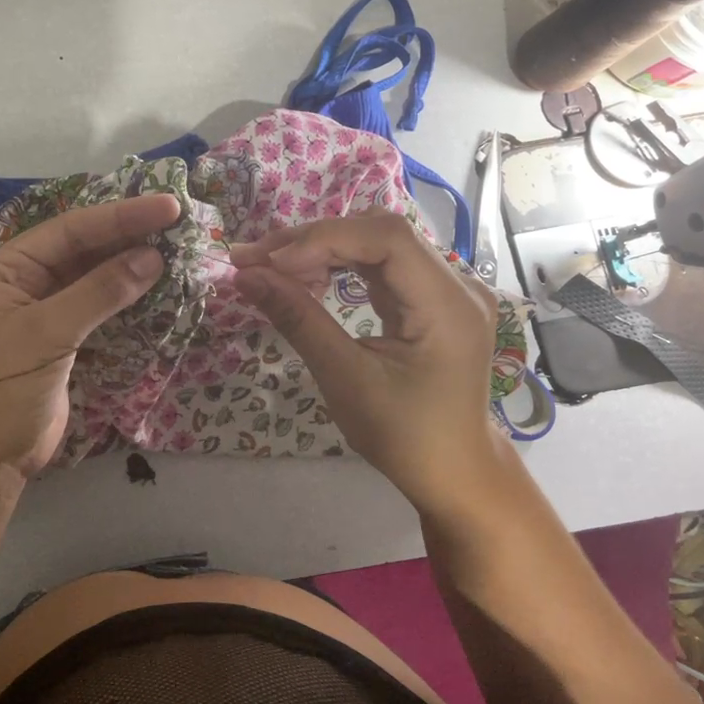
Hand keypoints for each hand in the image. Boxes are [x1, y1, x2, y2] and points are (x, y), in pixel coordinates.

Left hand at [0, 194, 180, 478]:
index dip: (120, 216)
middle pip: (84, 247)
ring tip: (176, 248)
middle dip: (128, 234)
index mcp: (8, 269)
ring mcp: (46, 310)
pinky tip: (157, 285)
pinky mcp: (64, 339)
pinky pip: (99, 305)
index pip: (70, 230)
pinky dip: (127, 296)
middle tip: (180, 222)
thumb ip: (99, 293)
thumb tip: (152, 257)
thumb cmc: (7, 389)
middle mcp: (25, 282)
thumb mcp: (50, 334)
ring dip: (131, 263)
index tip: (168, 207)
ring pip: (94, 275)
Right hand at [230, 212, 500, 500]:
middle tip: (252, 259)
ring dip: (320, 250)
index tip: (267, 263)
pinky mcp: (431, 299)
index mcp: (449, 305)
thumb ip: (298, 320)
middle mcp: (457, 285)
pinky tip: (303, 278)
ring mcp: (447, 289)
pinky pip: (380, 265)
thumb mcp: (344, 378)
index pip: (386, 238)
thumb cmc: (403, 434)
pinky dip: (337, 266)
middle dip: (313, 240)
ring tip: (268, 268)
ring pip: (376, 244)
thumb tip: (246, 276)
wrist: (453, 471)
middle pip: (380, 233)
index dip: (322, 239)